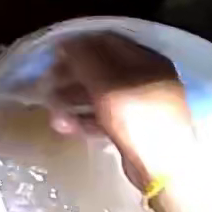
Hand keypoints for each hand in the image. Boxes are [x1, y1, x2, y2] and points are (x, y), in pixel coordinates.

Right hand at [47, 33, 198, 191]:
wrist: (163, 170)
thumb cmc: (136, 118)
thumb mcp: (106, 84)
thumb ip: (84, 59)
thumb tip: (66, 42)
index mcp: (147, 62)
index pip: (107, 42)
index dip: (78, 45)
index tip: (54, 54)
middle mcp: (147, 79)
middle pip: (100, 68)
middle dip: (71, 75)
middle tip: (48, 82)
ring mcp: (141, 104)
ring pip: (99, 93)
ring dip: (72, 99)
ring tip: (52, 110)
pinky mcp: (133, 127)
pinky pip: (103, 115)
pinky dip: (84, 118)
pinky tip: (65, 125)